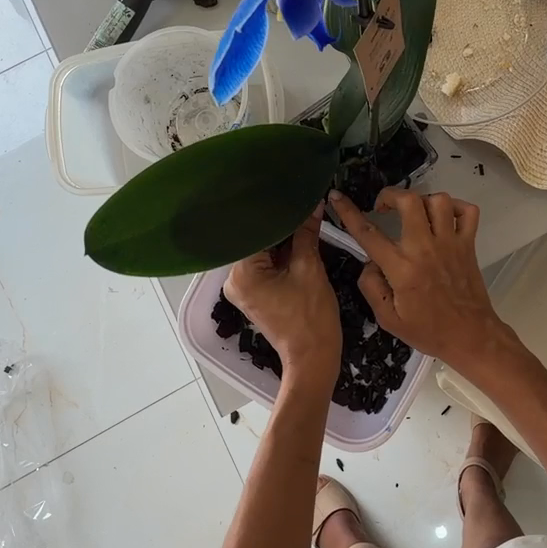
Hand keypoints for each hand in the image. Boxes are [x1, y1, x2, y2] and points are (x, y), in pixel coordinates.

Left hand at [222, 207, 340, 384]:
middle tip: (299, 199)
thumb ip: (306, 232)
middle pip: (257, 240)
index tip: (289, 190)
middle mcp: (233, 278)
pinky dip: (281, 253)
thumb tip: (313, 203)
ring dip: (282, 238)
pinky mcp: (254, 292)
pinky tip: (297, 237)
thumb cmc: (310, 316)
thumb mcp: (310, 268)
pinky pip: (266, 264)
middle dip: (280, 224)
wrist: (313, 356)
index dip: (275, 211)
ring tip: (301, 213)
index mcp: (241, 272)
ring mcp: (243, 287)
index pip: (255, 229)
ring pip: (263, 250)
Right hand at [328, 188, 516, 371]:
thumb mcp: (388, 319)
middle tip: (383, 206)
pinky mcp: (469, 244)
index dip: (348, 211)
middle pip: (409, 201)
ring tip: (414, 213)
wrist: (470, 336)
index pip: (369, 233)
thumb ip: (371, 287)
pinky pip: (468, 212)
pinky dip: (456, 207)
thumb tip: (369, 262)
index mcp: (401, 268)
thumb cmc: (427, 331)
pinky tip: (445, 218)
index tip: (337, 197)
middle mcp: (425, 248)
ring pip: (439, 200)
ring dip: (423, 200)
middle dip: (390, 195)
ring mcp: (450, 243)